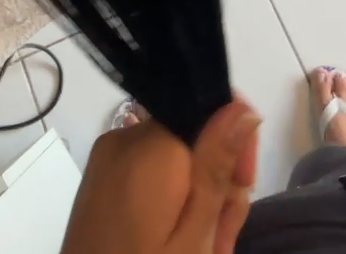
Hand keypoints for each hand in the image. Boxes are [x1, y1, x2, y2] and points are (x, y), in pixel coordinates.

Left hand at [60, 100, 259, 253]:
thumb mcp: (192, 237)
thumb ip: (215, 168)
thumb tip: (241, 106)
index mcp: (150, 147)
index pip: (208, 111)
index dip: (235, 146)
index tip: (243, 189)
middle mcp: (126, 135)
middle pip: (193, 136)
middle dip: (218, 182)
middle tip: (221, 239)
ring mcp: (110, 153)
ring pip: (176, 155)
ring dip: (198, 196)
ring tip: (204, 247)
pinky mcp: (102, 171)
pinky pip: (151, 166)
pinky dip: (171, 197)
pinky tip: (178, 238)